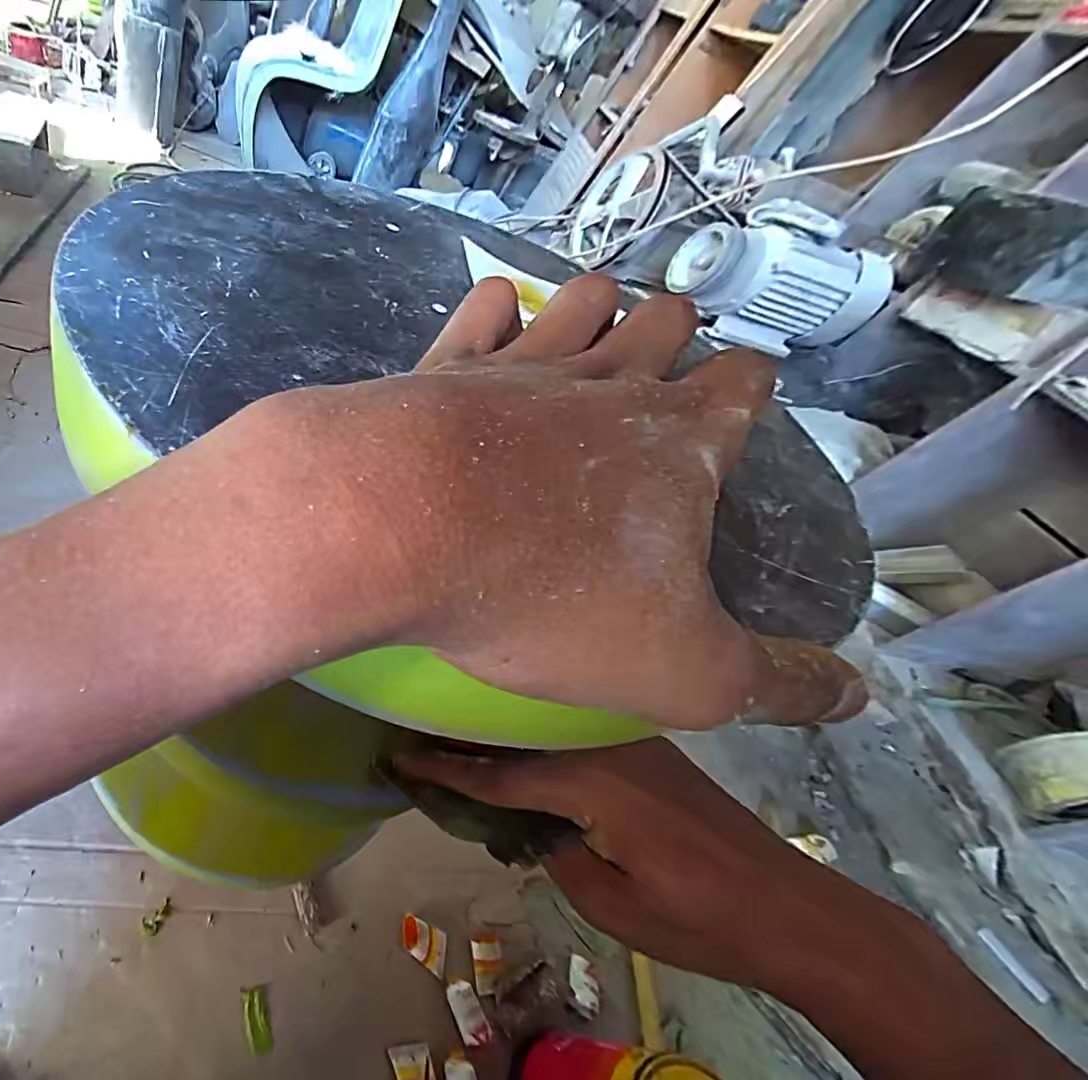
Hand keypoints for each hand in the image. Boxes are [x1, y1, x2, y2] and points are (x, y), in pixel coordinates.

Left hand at [209, 274, 862, 728]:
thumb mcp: (671, 670)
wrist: (395, 532)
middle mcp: (603, 383)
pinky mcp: (437, 366)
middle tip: (639, 380)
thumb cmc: (537, 597)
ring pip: (582, 298)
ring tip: (577, 343)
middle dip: (665, 338)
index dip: (740, 390)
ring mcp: (515, 366)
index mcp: (677, 437)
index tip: (723, 411)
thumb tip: (852, 696)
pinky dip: (493, 312)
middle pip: (664, 321)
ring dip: (591, 310)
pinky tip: (489, 333)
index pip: (741, 381)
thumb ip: (765, 682)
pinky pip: (482, 309)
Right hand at [396, 739, 860, 991]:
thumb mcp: (609, 904)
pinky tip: (516, 753)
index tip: (397, 760)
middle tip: (413, 736)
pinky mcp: (644, 749)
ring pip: (539, 731)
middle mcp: (603, 747)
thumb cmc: (704, 922)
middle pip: (512, 737)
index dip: (441, 769)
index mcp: (591, 784)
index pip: (495, 774)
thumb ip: (552, 851)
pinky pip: (569, 736)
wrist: (810, 919)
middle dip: (460, 737)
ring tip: (453, 740)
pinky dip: (532, 743)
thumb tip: (524, 823)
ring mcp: (628, 742)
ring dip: (496, 736)